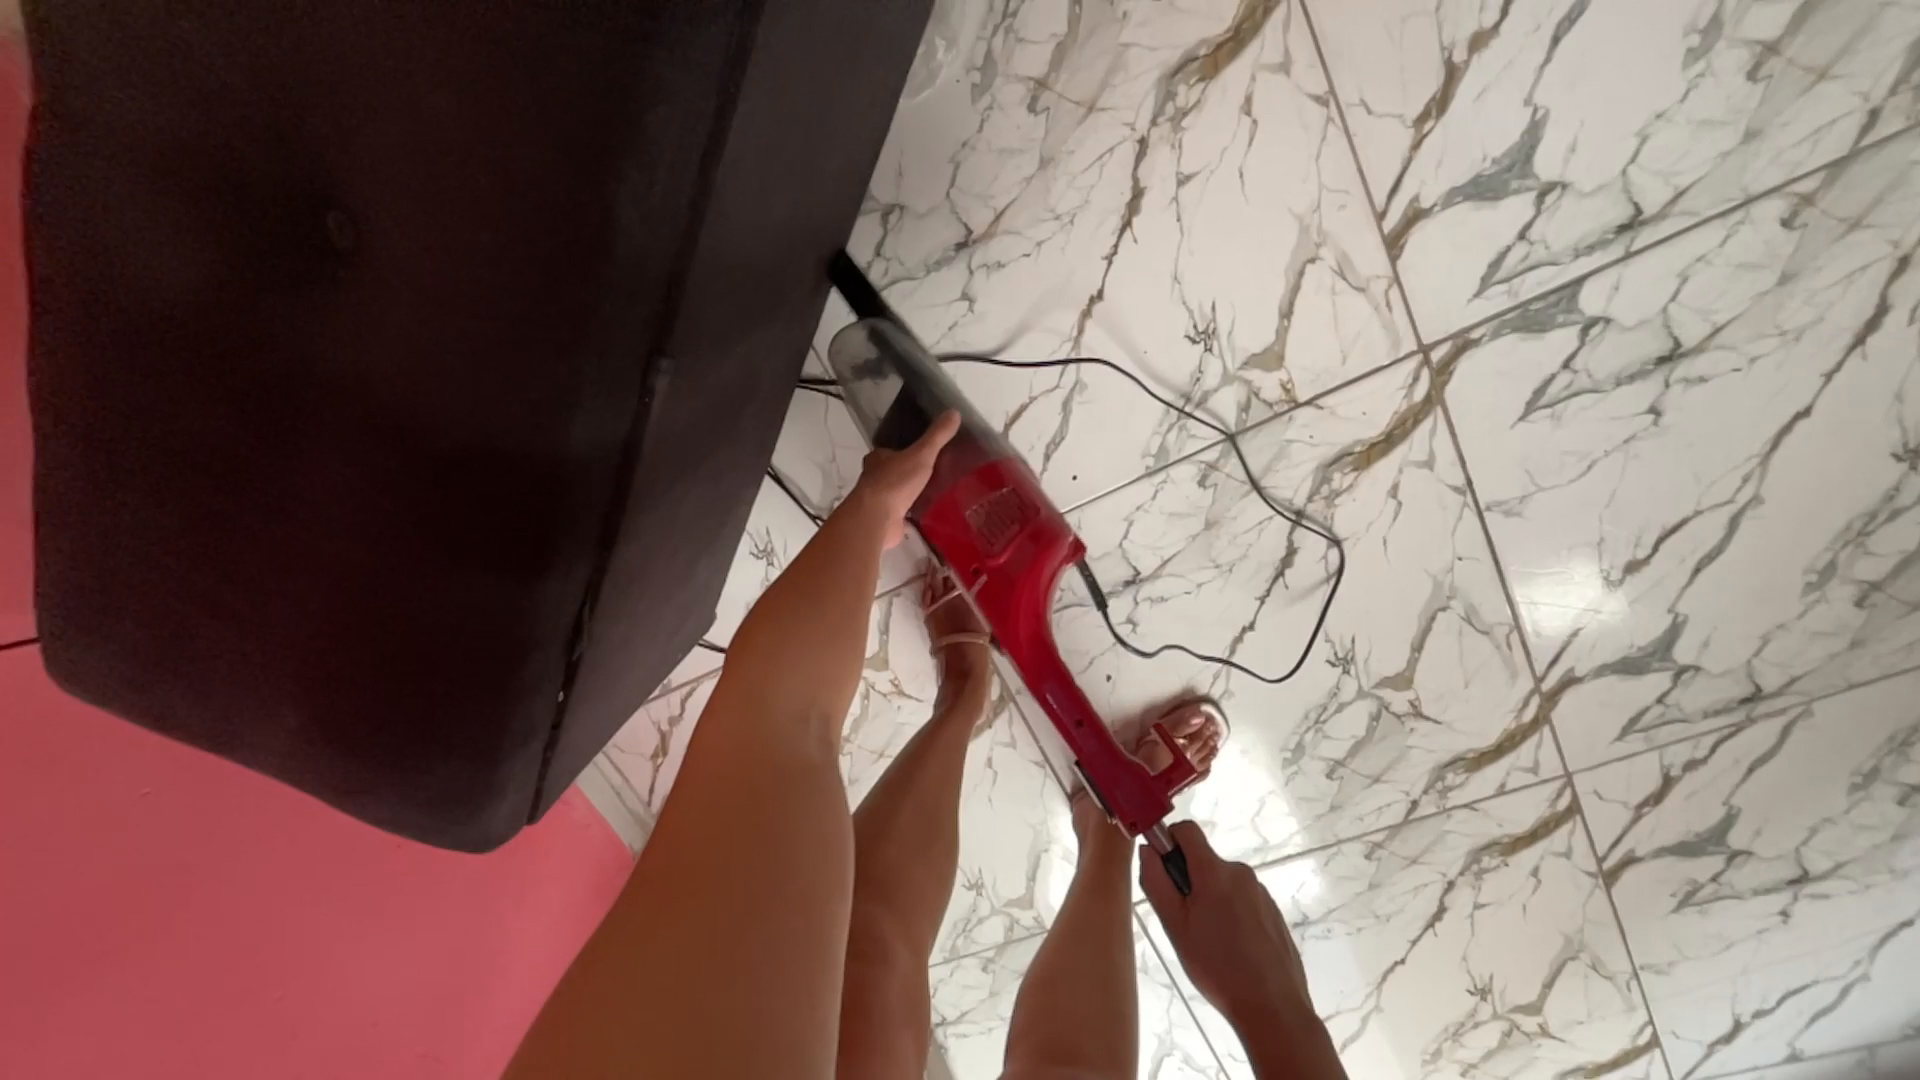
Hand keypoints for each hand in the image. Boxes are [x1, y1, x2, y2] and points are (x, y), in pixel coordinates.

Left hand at [850, 411, 959, 548]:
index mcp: (878, 458)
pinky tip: (927, 512)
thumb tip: (954, 412)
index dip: (905, 449)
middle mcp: (874, 477)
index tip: (922, 451)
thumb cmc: (896, 481)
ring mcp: (879, 500)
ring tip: (935, 491)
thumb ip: (937, 436)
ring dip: (910, 493)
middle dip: (909, 472)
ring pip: (897, 493)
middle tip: (933, 472)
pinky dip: (912, 512)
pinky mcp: (885, 519)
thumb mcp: (922, 454)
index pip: (891, 450)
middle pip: (893, 471)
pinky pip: (902, 513)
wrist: (878, 518)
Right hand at [1140, 821, 1315, 1028]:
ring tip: (1211, 942)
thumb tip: (1148, 850)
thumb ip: (1156, 882)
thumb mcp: (1174, 927)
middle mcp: (1241, 873)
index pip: (1187, 830)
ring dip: (1211, 900)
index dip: (1170, 841)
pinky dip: (1232, 915)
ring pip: (1223, 884)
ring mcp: (1261, 893)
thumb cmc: (1216, 967)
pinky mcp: (1274, 912)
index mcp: (1214, 872)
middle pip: (1205, 862)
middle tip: (1185, 921)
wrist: (1274, 1008)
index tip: (1164, 870)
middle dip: (1190, 882)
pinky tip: (1233, 950)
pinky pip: (1243, 901)